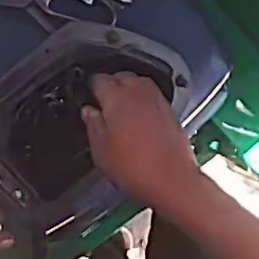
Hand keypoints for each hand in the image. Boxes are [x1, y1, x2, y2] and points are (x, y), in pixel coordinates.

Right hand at [82, 72, 206, 209]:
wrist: (172, 181)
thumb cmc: (136, 169)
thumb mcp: (101, 150)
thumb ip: (92, 125)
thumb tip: (89, 113)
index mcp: (117, 98)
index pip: (98, 80)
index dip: (89, 87)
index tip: (86, 95)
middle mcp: (140, 93)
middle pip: (121, 77)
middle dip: (110, 85)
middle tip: (101, 101)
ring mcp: (158, 101)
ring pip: (139, 84)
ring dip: (128, 91)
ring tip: (119, 108)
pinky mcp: (171, 113)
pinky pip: (153, 98)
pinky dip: (143, 103)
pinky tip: (138, 119)